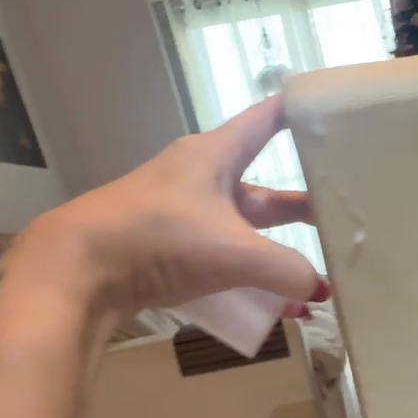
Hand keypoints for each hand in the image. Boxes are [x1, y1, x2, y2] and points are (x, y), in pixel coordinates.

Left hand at [7, 97, 328, 316]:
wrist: (78, 270)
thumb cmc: (160, 238)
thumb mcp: (235, 253)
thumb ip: (287, 270)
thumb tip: (318, 289)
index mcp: (214, 157)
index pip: (264, 121)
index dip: (297, 111)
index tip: (329, 108)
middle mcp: (200, 181)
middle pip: (262, 189)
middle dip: (300, 205)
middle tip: (339, 215)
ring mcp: (183, 219)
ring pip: (245, 233)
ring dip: (279, 256)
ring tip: (314, 282)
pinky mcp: (169, 254)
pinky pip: (225, 263)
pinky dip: (253, 282)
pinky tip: (276, 309)